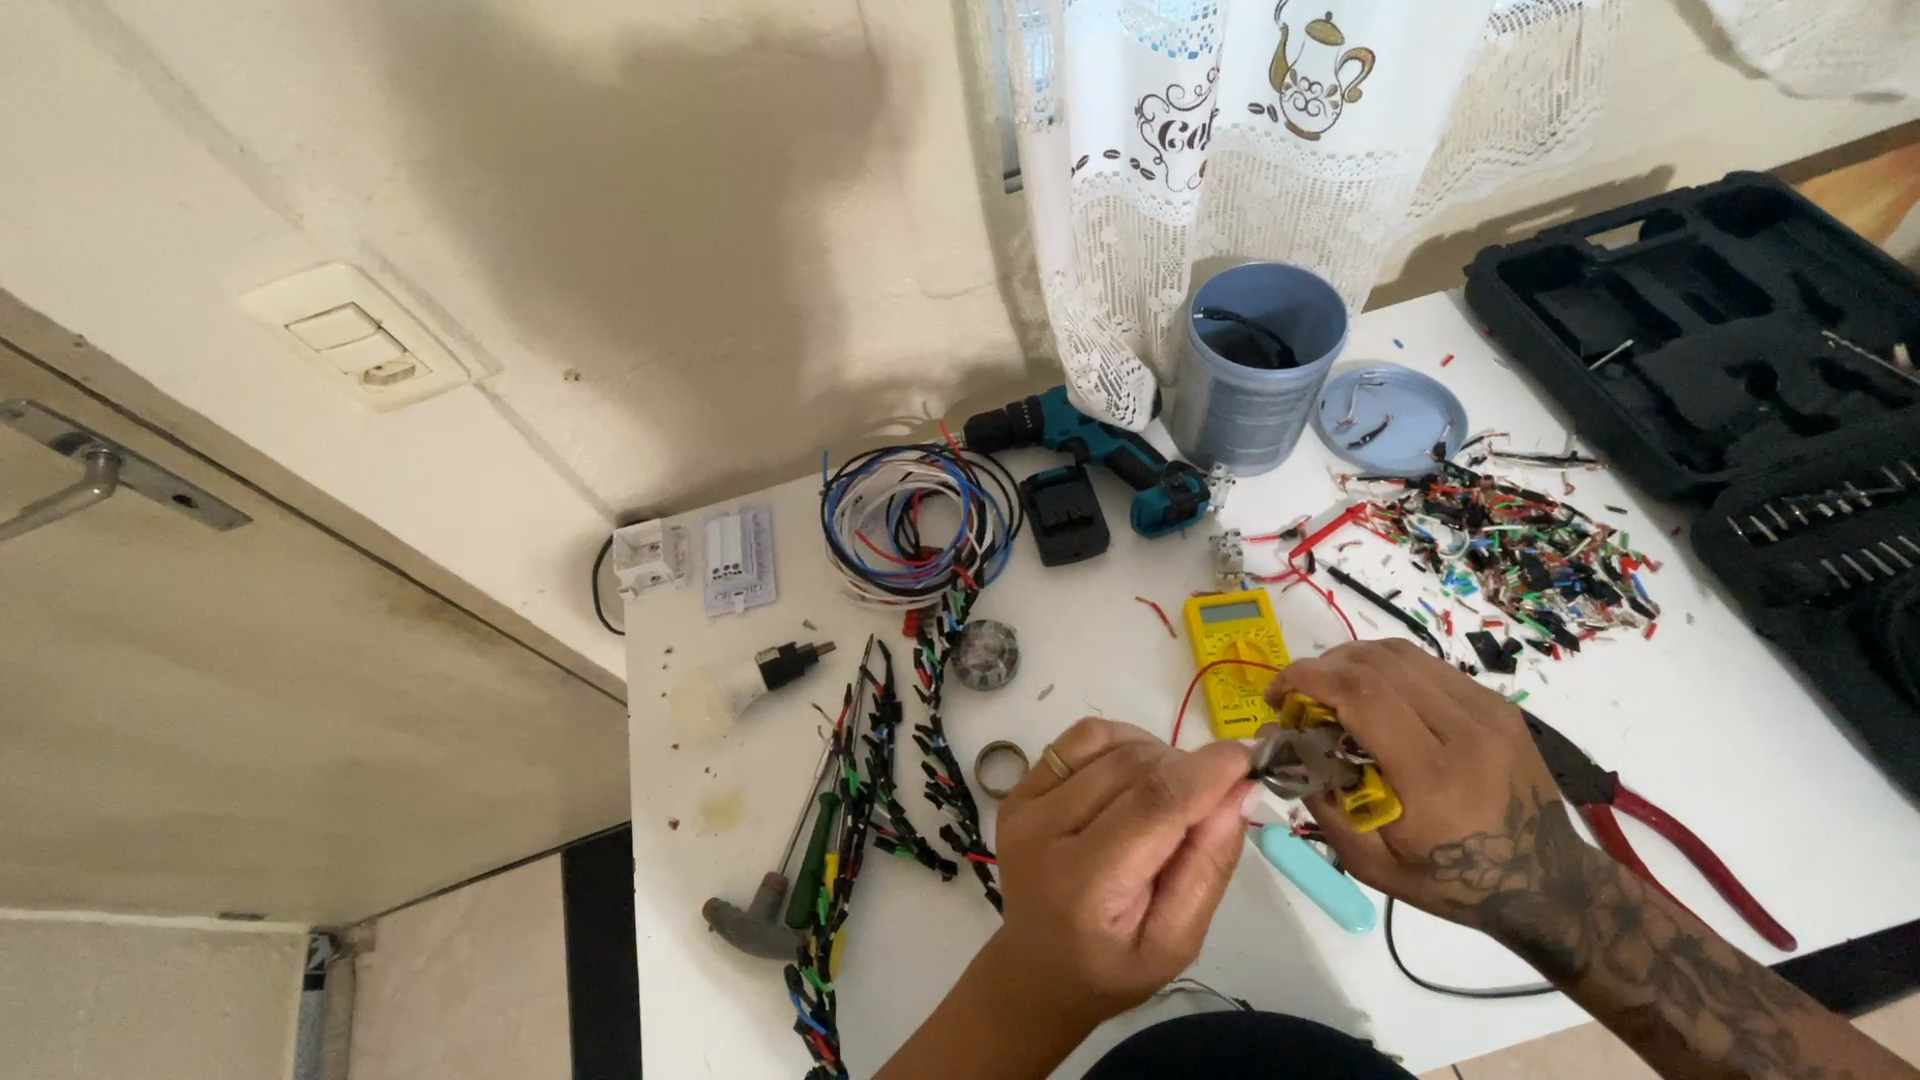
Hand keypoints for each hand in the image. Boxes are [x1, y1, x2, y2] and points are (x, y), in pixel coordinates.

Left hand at [989, 716, 1252, 1022]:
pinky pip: (1081, 738)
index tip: (1248, 756)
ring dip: (1156, 753)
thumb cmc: (1110, 966)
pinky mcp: (1019, 786)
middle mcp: (1042, 831)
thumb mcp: (1174, 943)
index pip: (1153, 804)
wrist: (1037, 965)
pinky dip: (1121, 742)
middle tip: (1211, 797)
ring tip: (1171, 793)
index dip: (1205, 772)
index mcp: (1082, 883)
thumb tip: (1238, 791)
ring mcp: (1024, 802)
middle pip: (1133, 766)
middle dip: (1187, 768)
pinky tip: (1135, 773)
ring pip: (1108, 743)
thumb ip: (1207, 867)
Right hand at [1266, 639, 1600, 939]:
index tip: (1277, 696)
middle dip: (1321, 668)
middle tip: (1298, 698)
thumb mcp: (1369, 861)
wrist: (1548, 883)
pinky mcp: (1497, 704)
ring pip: (1400, 654)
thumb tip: (1279, 738)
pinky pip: (1426, 666)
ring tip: (1330, 691)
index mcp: (1432, 776)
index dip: (1307, 679)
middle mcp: (1464, 732)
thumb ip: (1318, 797)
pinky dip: (1384, 670)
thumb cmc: (1451, 881)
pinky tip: (1373, 697)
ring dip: (1350, 662)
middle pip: (1375, 664)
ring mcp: (1487, 711)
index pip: (1361, 694)